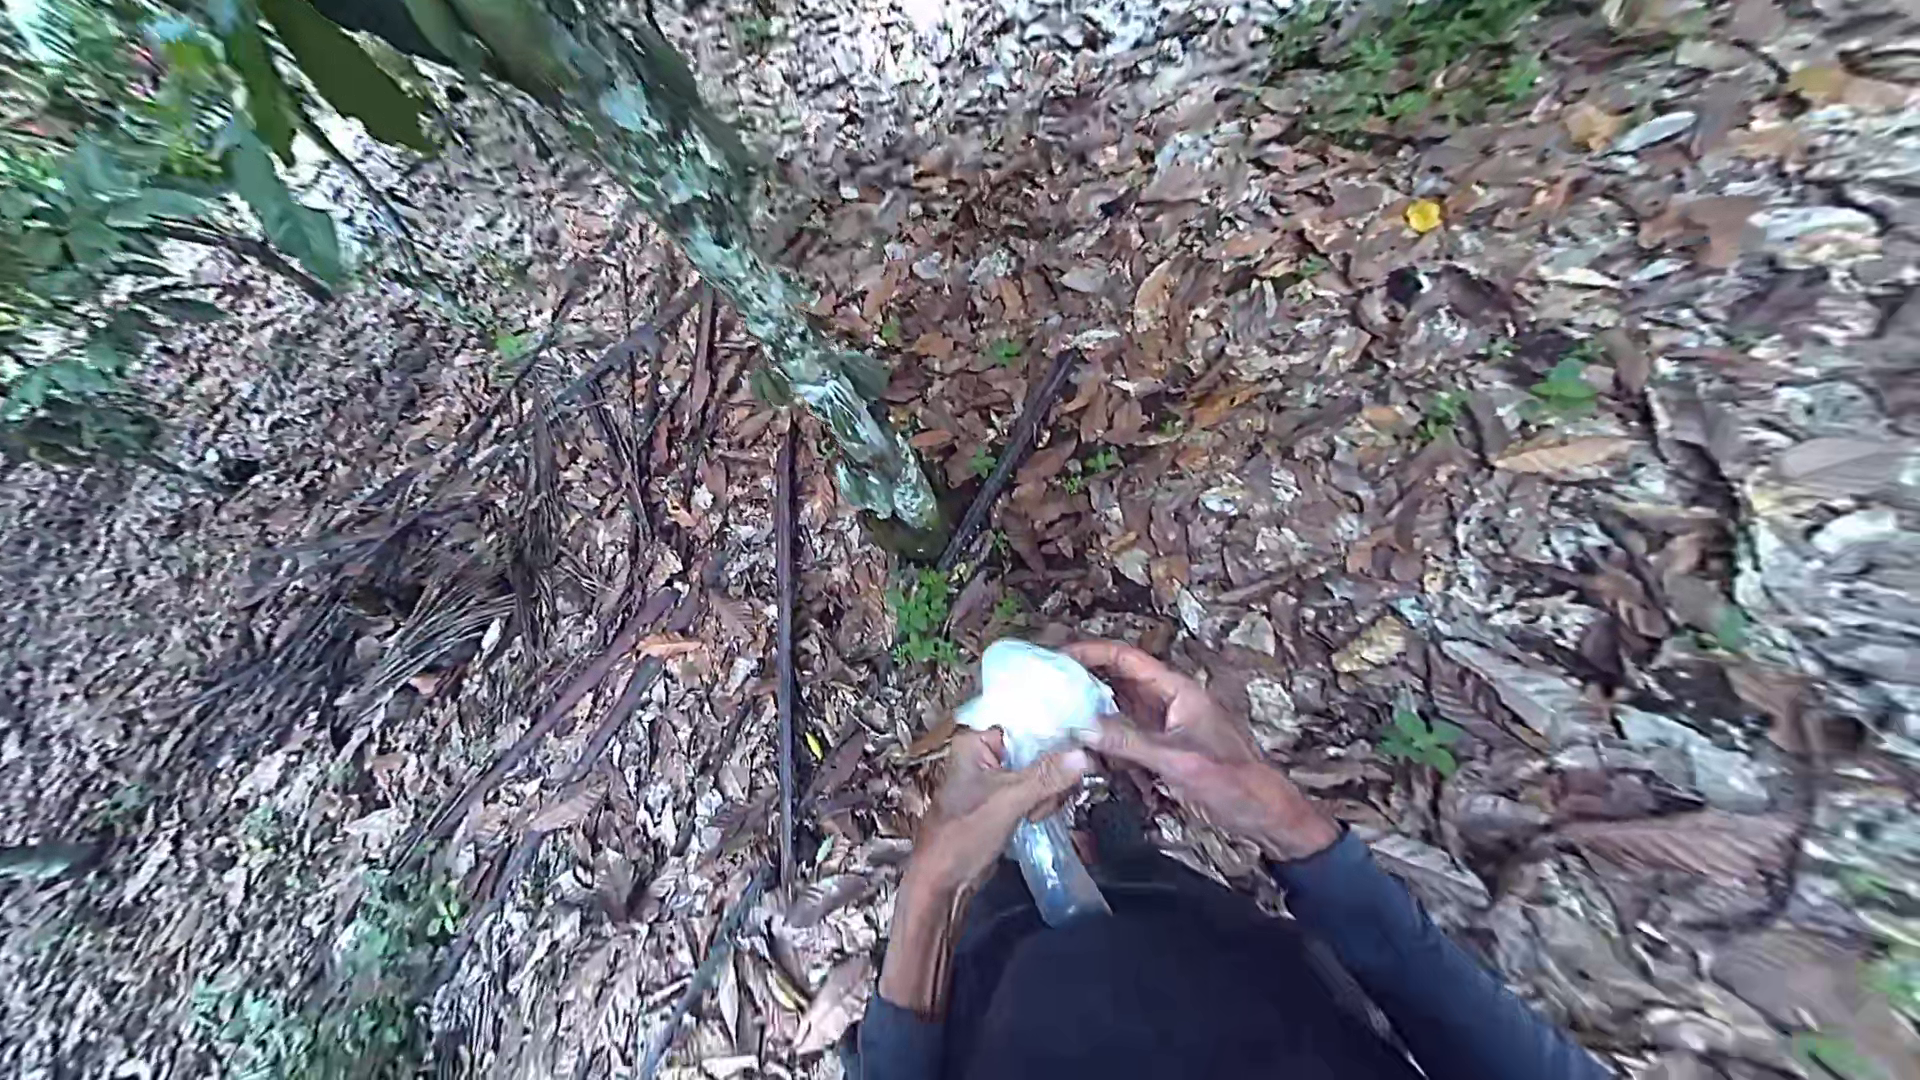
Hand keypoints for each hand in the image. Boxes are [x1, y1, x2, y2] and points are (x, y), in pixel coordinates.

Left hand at [881, 727, 1087, 1016]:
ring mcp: (995, 775)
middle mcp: (985, 751)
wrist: (944, 881)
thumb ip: (1046, 776)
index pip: (1023, 720)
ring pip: (1039, 769)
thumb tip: (1084, 755)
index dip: (1053, 730)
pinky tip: (1037, 817)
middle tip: (1049, 796)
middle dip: (1049, 772)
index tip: (1080, 743)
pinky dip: (1042, 800)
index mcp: (976, 739)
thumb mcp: (1008, 800)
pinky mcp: (1004, 797)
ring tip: (1036, 813)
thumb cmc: (964, 833)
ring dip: (1047, 791)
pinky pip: (1035, 788)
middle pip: (1036, 745)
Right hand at [1063, 639, 1339, 861]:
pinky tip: (1084, 746)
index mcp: (1176, 689)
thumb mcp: (1177, 759)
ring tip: (1057, 712)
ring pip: (1118, 708)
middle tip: (1048, 685)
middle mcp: (1166, 700)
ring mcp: (1163, 724)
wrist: (1267, 817)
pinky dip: (1104, 738)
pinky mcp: (1161, 747)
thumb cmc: (1232, 781)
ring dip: (1091, 710)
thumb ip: (1129, 741)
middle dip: (1084, 679)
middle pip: (1117, 680)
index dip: (1091, 651)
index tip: (1058, 656)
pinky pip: (1124, 735)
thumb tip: (1081, 725)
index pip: (1126, 658)